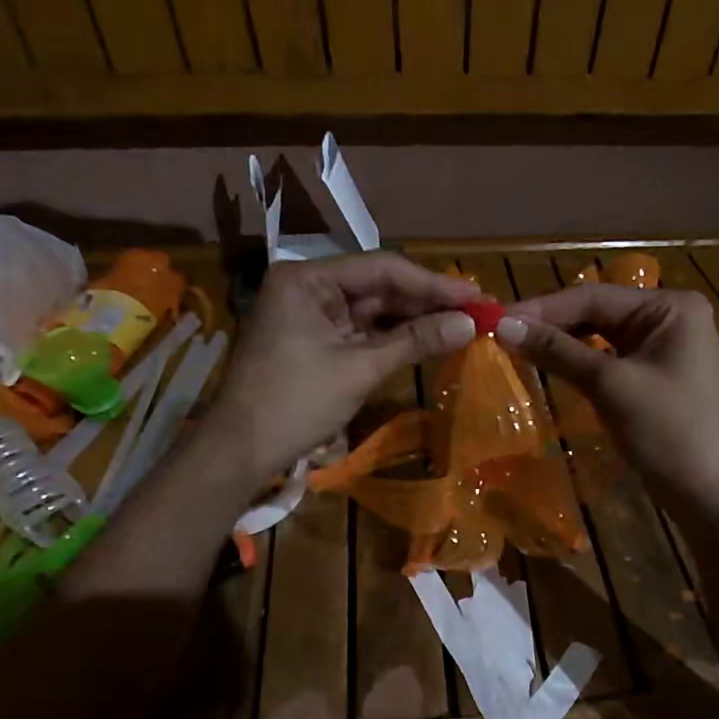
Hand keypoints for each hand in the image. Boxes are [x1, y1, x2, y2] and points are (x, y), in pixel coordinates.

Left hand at [209, 252, 479, 480]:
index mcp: (307, 278)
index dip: (433, 284)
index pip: (382, 268)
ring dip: (410, 321)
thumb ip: (415, 340)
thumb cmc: (295, 403)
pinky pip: (355, 332)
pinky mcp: (309, 342)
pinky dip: (387, 339)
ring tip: (460, 326)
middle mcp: (305, 287)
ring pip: (368, 311)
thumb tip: (470, 323)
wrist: (241, 449)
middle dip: (424, 302)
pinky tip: (424, 341)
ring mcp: (305, 315)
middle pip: (376, 287)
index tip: (477, 296)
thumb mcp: (358, 369)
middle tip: (476, 312)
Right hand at [495, 284, 718, 508]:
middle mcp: (667, 318)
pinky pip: (605, 359)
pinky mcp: (652, 377)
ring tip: (513, 348)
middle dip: (548, 323)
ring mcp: (661, 349)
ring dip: (558, 343)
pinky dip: (575, 362)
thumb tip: (503, 326)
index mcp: (669, 307)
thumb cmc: (669, 432)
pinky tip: (547, 367)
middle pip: (595, 312)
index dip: (540, 308)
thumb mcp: (610, 386)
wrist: (714, 494)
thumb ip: (557, 352)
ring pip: (597, 336)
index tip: (493, 321)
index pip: (592, 296)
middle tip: (498, 336)